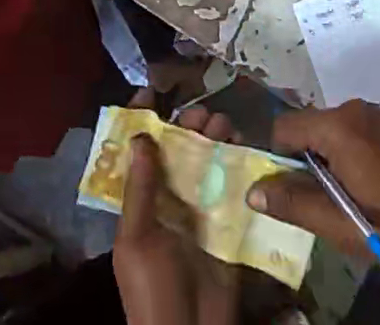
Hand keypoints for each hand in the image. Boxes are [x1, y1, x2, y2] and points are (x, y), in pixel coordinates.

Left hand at [113, 102, 241, 324]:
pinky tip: (243, 144)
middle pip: (177, 148)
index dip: (140, 120)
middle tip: (202, 114)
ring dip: (213, 137)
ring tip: (223, 124)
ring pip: (205, 159)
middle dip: (187, 123)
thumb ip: (140, 190)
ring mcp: (198, 207)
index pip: (138, 151)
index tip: (150, 91)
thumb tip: (140, 137)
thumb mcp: (136, 240)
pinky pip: (230, 182)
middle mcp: (168, 197)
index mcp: (140, 202)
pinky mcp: (226, 219)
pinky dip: (236, 159)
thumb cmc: (152, 288)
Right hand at [247, 101, 379, 270]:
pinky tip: (361, 177)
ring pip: (326, 126)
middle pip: (306, 125)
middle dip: (303, 156)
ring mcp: (371, 111)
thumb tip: (252, 192)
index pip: (284, 127)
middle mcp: (352, 108)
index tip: (290, 186)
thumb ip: (293, 202)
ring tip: (342, 189)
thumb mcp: (337, 223)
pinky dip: (343, 147)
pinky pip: (348, 127)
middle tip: (319, 194)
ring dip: (323, 153)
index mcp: (337, 127)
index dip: (279, 157)